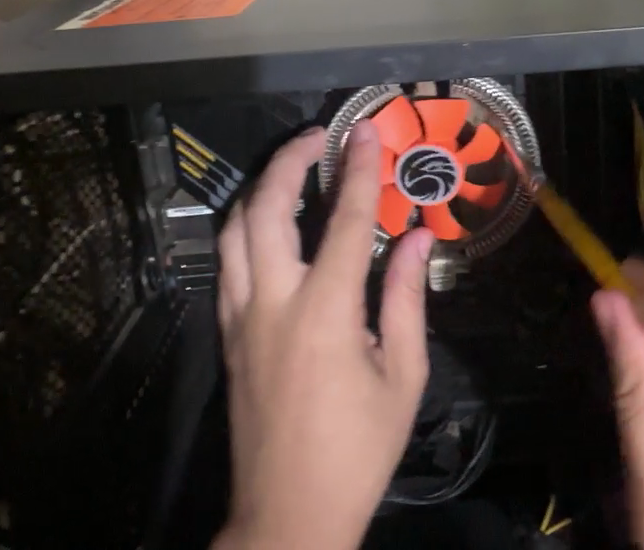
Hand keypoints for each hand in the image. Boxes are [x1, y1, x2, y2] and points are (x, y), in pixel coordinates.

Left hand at [213, 124, 438, 549]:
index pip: (344, 221)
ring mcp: (241, 320)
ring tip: (292, 169)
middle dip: (288, 162)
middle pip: (266, 210)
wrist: (289, 515)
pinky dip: (248, 229)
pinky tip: (271, 226)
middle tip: (317, 137)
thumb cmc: (358, 450)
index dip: (359, 171)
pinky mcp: (228, 337)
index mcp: (325, 313)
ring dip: (261, 190)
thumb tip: (416, 240)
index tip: (366, 132)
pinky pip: (229, 264)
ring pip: (234, 232)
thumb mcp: (402, 375)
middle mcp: (273, 304)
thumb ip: (408, 298)